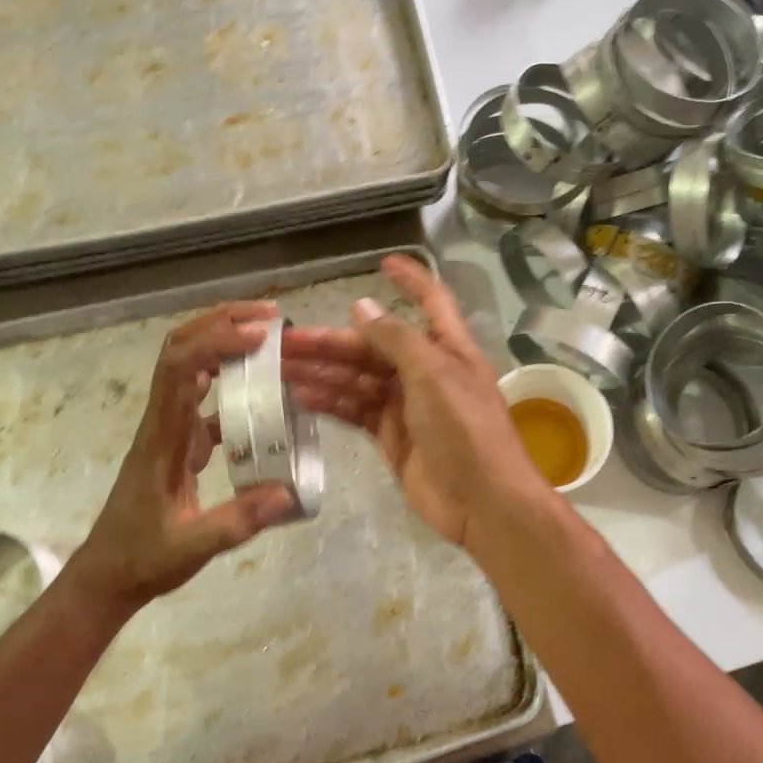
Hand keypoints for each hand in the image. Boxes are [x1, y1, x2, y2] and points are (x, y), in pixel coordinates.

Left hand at [67, 303, 296, 615]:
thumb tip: (290, 492)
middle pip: (180, 348)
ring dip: (225, 340)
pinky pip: (205, 395)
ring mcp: (171, 427)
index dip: (218, 341)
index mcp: (163, 436)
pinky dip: (234, 379)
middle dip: (222, 321)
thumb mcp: (191, 547)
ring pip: (190, 364)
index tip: (262, 336)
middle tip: (271, 317)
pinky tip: (267, 389)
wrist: (107, 577)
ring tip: (271, 336)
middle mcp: (164, 420)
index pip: (180, 368)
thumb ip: (238, 521)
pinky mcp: (182, 440)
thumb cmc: (142, 559)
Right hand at [295, 254, 550, 547]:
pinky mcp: (390, 437)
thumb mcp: (434, 374)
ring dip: (323, 371)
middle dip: (333, 341)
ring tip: (279, 367)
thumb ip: (396, 340)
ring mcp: (406, 405)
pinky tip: (300, 395)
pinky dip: (329, 402)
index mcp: (447, 348)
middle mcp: (426, 371)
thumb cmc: (465, 427)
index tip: (382, 262)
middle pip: (375, 346)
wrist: (483, 501)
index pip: (430, 301)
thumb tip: (362, 306)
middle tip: (285, 340)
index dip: (411, 279)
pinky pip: (355, 411)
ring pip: (358, 379)